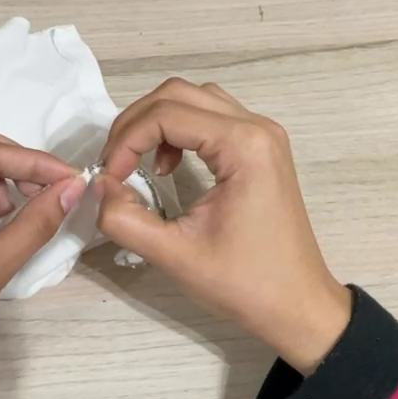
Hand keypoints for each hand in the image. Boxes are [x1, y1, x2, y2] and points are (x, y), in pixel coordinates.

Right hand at [94, 79, 352, 372]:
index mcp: (243, 146)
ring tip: (135, 161)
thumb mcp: (174, 256)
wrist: (297, 305)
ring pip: (193, 99)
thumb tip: (100, 187)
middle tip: (114, 165)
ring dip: (155, 122)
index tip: (109, 179)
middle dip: (135, 125)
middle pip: (177, 94)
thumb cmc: (244, 283)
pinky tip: (167, 166)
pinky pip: (209, 116)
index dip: (126, 141)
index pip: (166, 114)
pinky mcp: (259, 148)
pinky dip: (177, 130)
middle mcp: (256, 127)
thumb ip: (125, 219)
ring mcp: (262, 134)